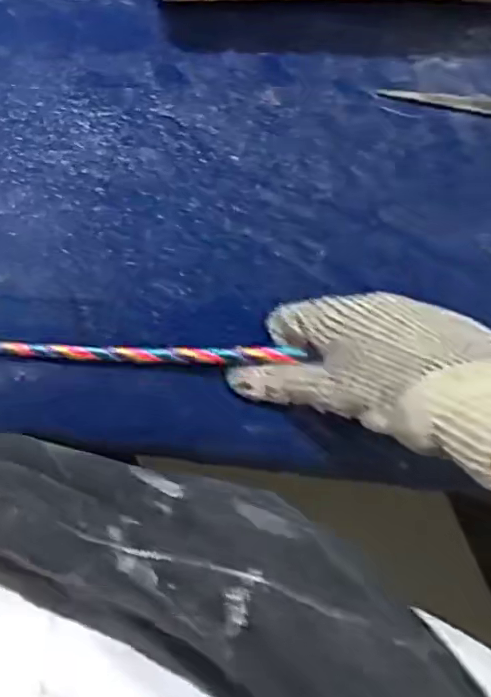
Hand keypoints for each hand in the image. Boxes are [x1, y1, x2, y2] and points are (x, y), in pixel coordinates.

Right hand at [229, 293, 490, 440]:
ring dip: (373, 353)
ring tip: (394, 386)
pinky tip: (430, 380)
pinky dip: (413, 355)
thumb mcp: (330, 394)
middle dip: (332, 353)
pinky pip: (416, 337)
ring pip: (375, 331)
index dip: (287, 351)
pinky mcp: (461, 326)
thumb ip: (279, 383)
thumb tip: (234, 378)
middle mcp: (367, 301)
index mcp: (328, 312)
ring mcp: (419, 310)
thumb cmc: (392, 392)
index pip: (283, 321)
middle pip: (330, 326)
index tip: (308, 378)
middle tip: (349, 387)